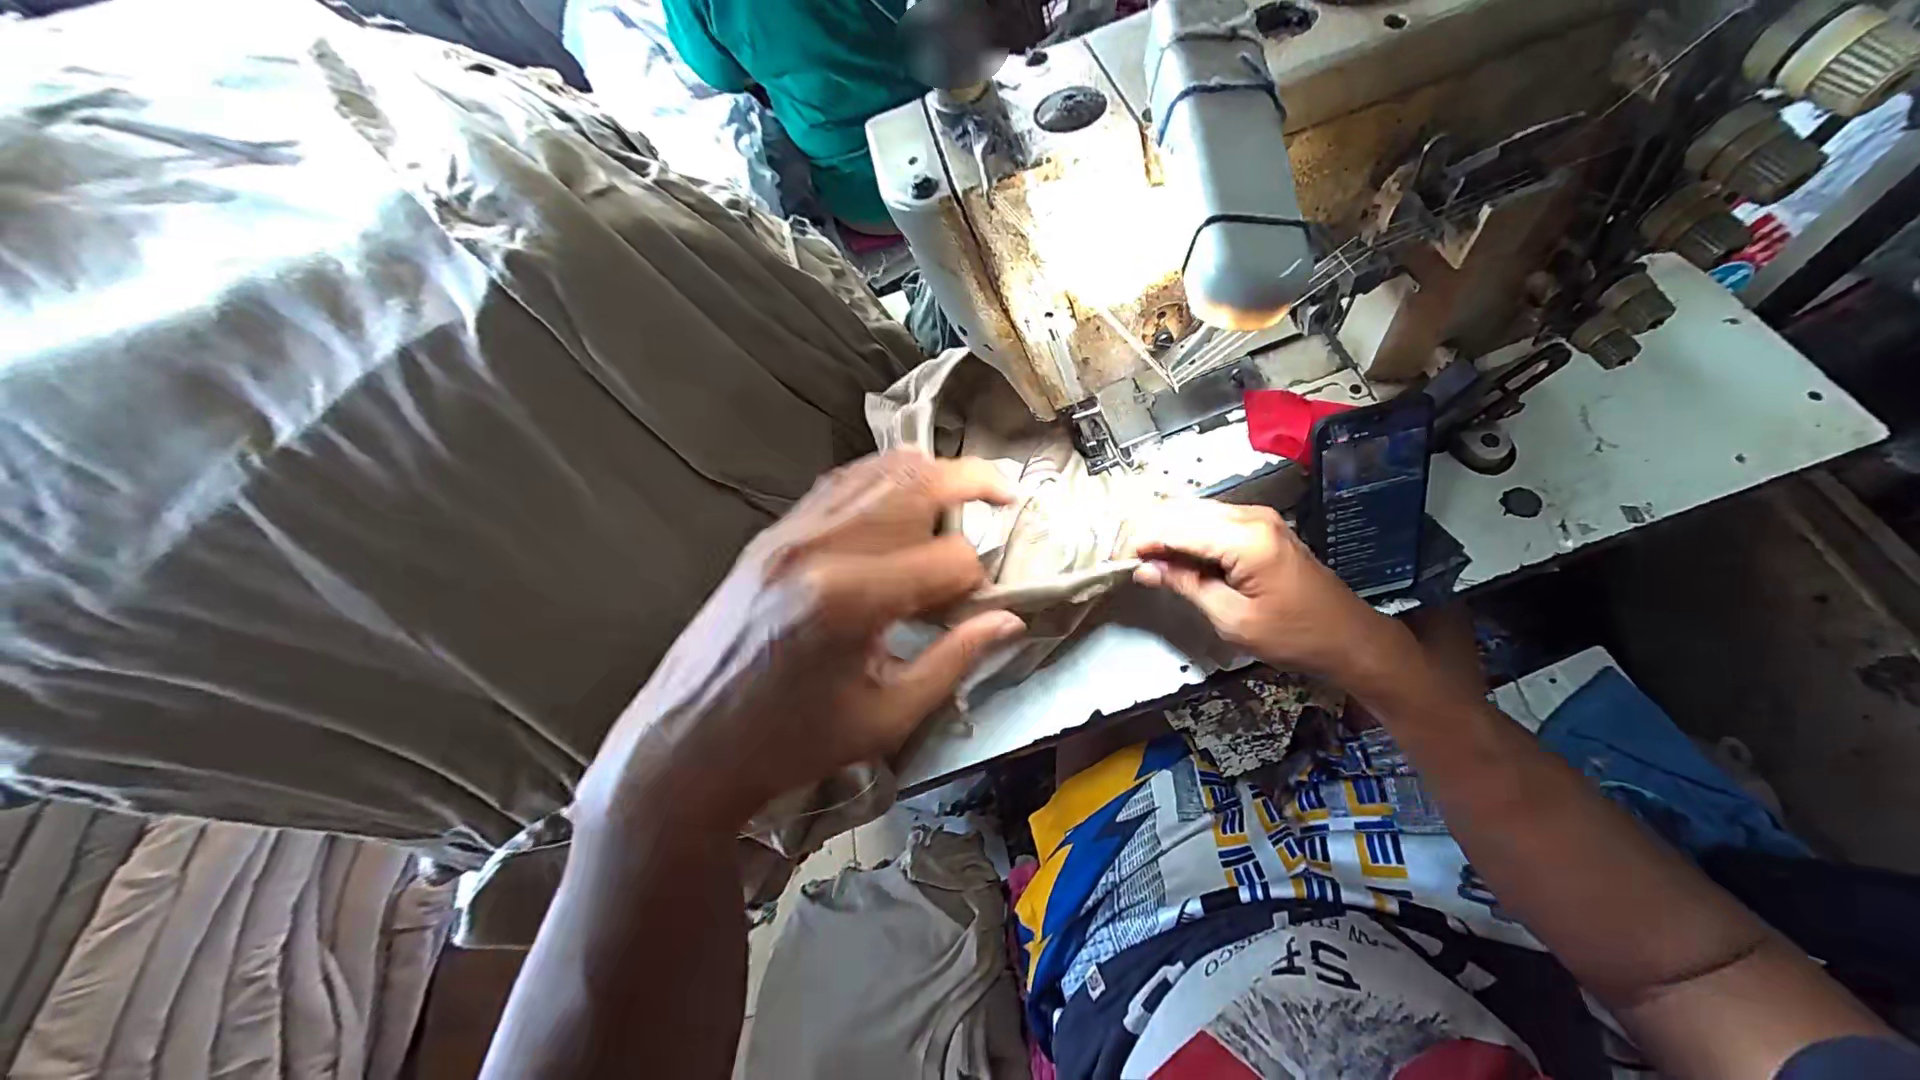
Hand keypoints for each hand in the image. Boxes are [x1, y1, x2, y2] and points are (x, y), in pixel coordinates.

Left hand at [576, 450, 1027, 830]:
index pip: (948, 561)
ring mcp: (790, 532)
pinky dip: (881, 479)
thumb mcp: (885, 717)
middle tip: (1006, 492)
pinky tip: (900, 498)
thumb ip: (954, 660)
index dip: (977, 584)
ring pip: (877, 471)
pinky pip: (839, 483)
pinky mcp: (772, 533)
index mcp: (850, 600)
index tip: (977, 610)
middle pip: (916, 485)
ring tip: (962, 488)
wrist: (685, 743)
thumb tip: (1009, 621)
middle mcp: (820, 547)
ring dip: (928, 474)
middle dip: (971, 484)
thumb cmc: (788, 744)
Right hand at [1128, 500, 1411, 686]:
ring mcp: (1260, 518)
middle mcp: (1252, 517)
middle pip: (1186, 512)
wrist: (1349, 637)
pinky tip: (1177, 553)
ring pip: (1198, 512)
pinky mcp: (1263, 526)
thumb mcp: (1231, 618)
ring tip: (1147, 558)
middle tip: (1129, 559)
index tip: (1120, 559)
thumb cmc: (1293, 635)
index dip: (1145, 542)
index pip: (1179, 529)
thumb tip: (1146, 568)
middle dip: (1154, 532)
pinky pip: (1214, 520)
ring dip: (1170, 531)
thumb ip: (1186, 585)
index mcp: (1246, 540)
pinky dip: (1191, 533)